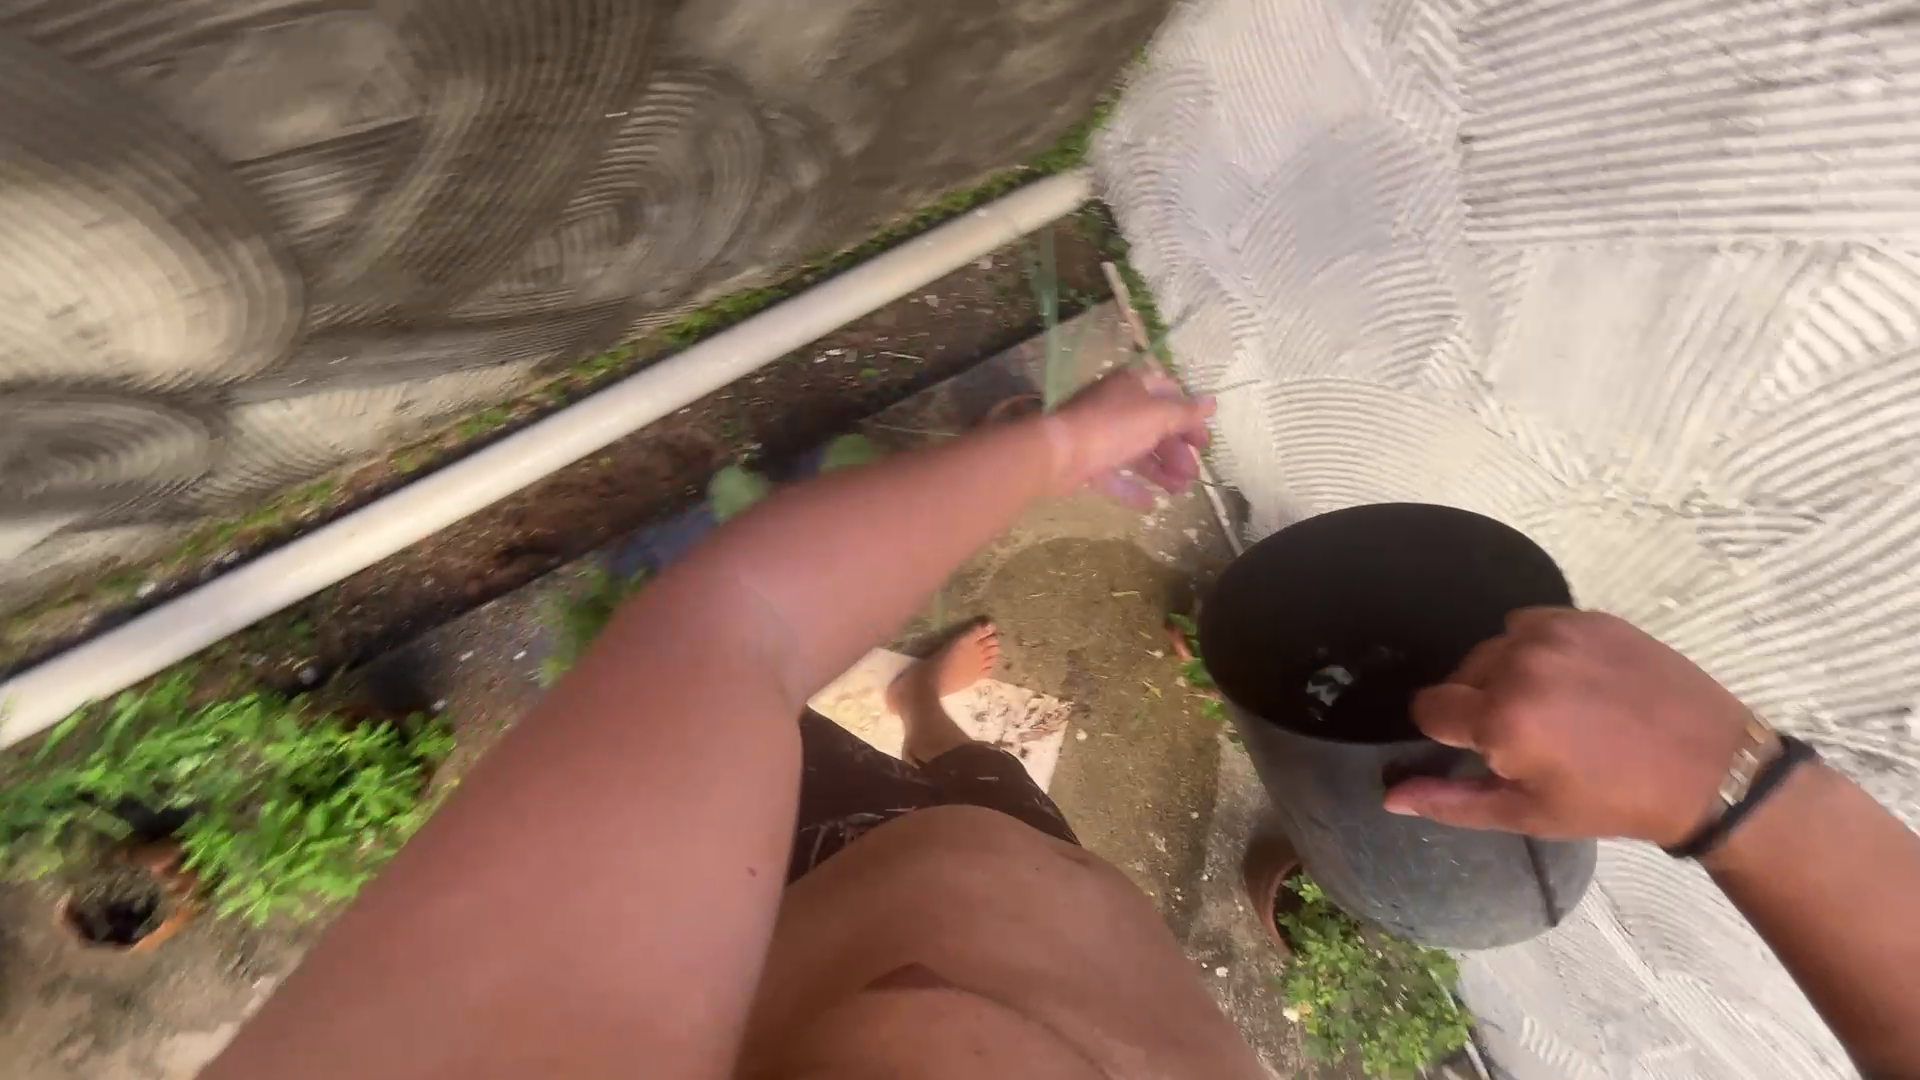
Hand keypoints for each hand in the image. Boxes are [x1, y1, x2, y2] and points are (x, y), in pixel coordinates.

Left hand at [1045, 367, 1213, 504]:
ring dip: (1160, 471)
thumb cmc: (1112, 426)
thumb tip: (1212, 402)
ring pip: (1136, 452)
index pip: (1169, 393)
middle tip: (1192, 474)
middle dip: (1176, 451)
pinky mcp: (1087, 461)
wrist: (1058, 453)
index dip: (1189, 416)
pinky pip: (1115, 474)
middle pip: (1155, 426)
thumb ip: (1185, 412)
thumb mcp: (1156, 416)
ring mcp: (1100, 434)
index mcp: (1133, 385)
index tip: (1203, 441)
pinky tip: (1150, 503)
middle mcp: (1116, 406)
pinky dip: (1132, 487)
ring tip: (1179, 492)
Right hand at [1382, 609, 1754, 845]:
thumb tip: (1389, 796)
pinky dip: (1535, 648)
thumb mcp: (1529, 813)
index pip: (1429, 707)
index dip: (1451, 731)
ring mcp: (1552, 635)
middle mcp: (1517, 666)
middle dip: (1480, 703)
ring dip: (1505, 674)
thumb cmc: (1614, 801)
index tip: (1488, 748)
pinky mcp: (1583, 617)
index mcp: (1501, 718)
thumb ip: (1450, 801)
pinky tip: (1571, 676)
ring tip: (1553, 704)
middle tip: (1531, 732)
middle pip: (1458, 676)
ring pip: (1489, 650)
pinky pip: (1526, 625)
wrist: (1719, 774)